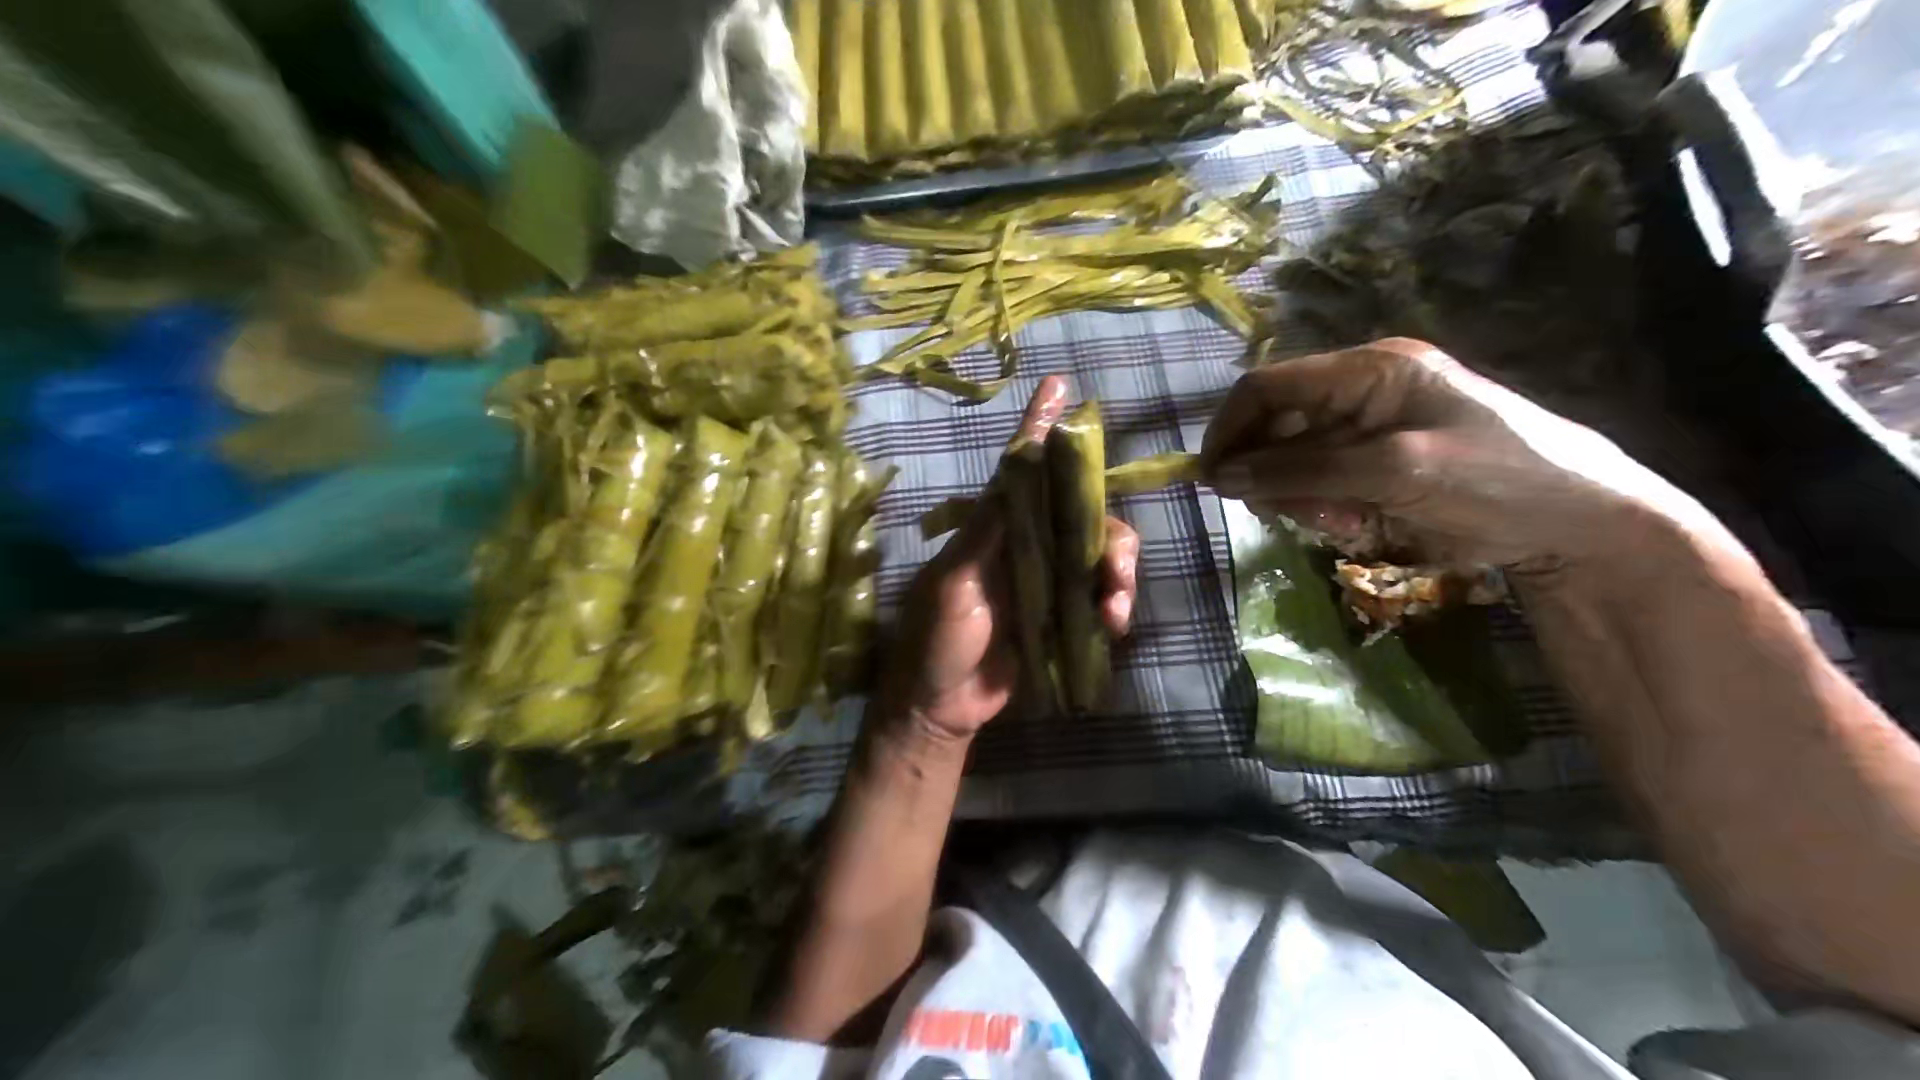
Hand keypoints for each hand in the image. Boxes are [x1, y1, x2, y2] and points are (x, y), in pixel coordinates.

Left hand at [875, 376, 1140, 743]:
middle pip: (1080, 512)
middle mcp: (1024, 545)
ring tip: (1115, 609)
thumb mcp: (952, 586)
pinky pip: (1099, 595)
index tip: (1059, 386)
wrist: (942, 706)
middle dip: (1109, 532)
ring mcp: (1045, 580)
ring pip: (1099, 553)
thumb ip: (986, 536)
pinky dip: (1115, 604)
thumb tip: (1013, 476)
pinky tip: (1113, 624)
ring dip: (1119, 574)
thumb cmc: (935, 641)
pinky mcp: (1061, 615)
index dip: (1038, 427)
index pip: (1019, 470)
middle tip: (1117, 566)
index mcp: (992, 530)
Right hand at [1201, 338, 1716, 574]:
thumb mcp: (1393, 471)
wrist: (1581, 524)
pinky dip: (1317, 504)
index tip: (1210, 478)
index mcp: (1369, 369)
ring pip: (1290, 456)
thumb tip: (1219, 476)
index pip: (1268, 385)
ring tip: (1335, 523)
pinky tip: (1347, 524)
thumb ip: (1302, 470)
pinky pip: (1316, 479)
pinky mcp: (1373, 461)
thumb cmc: (1496, 481)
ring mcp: (1368, 426)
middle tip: (1287, 513)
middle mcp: (1361, 389)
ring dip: (1294, 493)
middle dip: (1268, 470)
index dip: (1230, 427)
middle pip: (1275, 423)